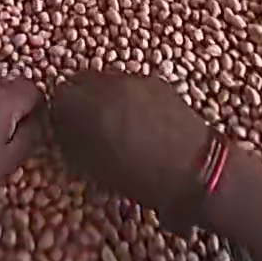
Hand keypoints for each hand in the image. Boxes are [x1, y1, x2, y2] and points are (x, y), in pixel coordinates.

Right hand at [51, 72, 211, 218]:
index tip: (64, 126)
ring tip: (113, 120)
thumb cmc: (148, 181)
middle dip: (78, 98)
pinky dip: (124, 95)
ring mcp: (135, 80)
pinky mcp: (156, 80)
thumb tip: (65, 130)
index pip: (59, 94)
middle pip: (79, 80)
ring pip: (104, 79)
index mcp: (92, 108)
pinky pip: (128, 82)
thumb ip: (76, 143)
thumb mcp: (101, 170)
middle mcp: (110, 85)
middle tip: (84, 122)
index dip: (60, 111)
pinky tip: (137, 117)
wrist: (202, 173)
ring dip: (101, 94)